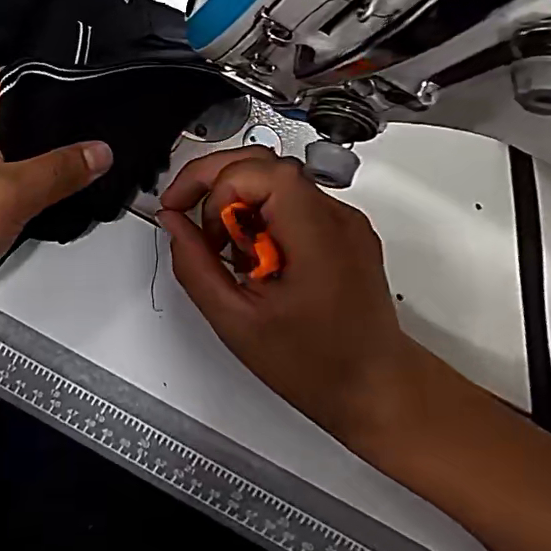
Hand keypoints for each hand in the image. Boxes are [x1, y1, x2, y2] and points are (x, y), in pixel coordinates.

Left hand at [0, 71, 111, 377]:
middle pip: (16, 116)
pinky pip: (2, 182)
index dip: (56, 82)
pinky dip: (28, 187)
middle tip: (101, 132)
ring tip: (89, 161)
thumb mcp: (10, 195)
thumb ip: (60, 169)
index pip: (15, 78)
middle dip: (56, 128)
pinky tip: (59, 193)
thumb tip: (100, 151)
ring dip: (43, 162)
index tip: (95, 94)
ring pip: (11, 153)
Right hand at [157, 147, 419, 437]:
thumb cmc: (320, 366)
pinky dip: (260, 213)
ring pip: (275, 176)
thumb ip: (195, 266)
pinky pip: (291, 198)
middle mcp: (336, 217)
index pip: (258, 171)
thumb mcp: (237, 322)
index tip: (190, 215)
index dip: (214, 187)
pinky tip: (254, 253)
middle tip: (188, 211)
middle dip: (215, 180)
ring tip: (229, 247)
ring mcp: (343, 219)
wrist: (375, 387)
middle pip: (264, 162)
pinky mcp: (340, 227)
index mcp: (316, 236)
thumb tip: (174, 224)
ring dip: (237, 200)